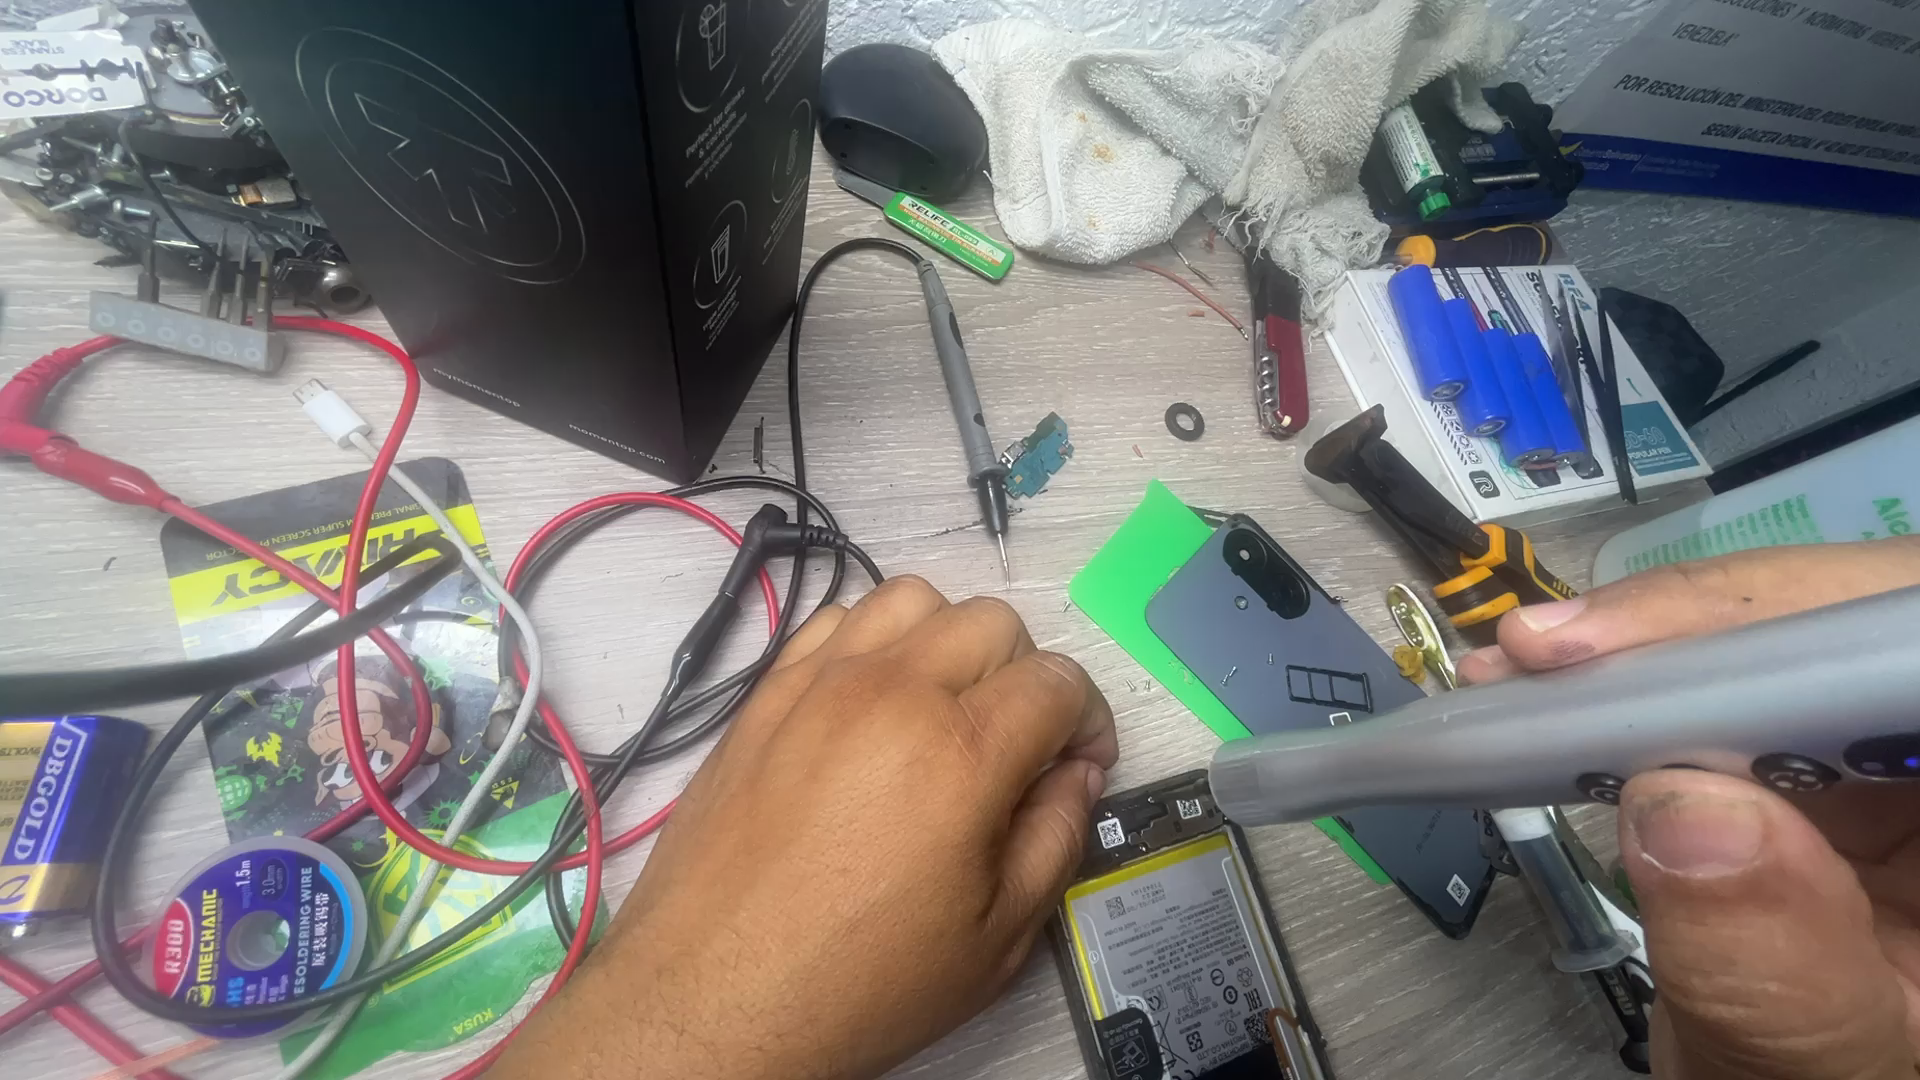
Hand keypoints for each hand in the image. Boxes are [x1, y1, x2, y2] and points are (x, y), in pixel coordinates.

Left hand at [493, 575, 1117, 1079]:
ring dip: (948, 639)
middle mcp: (895, 690)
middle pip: (994, 622)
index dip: (1087, 718)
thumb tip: (1079, 770)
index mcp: (962, 752)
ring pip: (916, 598)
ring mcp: (824, 678)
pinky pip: (840, 617)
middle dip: (1024, 674)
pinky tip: (872, 695)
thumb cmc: (863, 979)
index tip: (1077, 761)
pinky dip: (876, 639)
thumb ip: (1058, 835)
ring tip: (941, 702)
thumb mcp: (996, 937)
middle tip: (1011, 739)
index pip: (1058, 681)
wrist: (711, 994)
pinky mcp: (772, 686)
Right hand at [1460, 538, 1919, 1079]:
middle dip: (1682, 627)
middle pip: (1845, 632)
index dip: (1792, 629)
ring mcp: (1877, 757)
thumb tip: (1682, 802)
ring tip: (1511, 668)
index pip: (1917, 665)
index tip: (1625, 651)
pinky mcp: (1803, 756)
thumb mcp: (1815, 1067)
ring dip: (1625, 648)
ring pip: (1768, 645)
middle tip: (1539, 648)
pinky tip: (1538, 692)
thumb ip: (1768, 960)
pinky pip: (1713, 686)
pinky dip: (1612, 683)